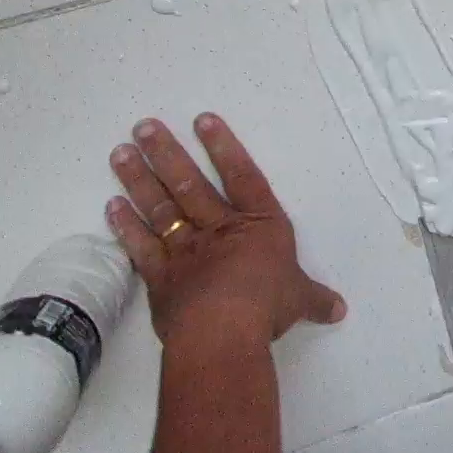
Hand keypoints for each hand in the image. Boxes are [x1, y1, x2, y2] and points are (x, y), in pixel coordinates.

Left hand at [106, 114, 346, 350]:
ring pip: (161, 208)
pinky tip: (113, 205)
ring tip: (120, 153)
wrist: (223, 333)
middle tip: (143, 126)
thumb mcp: (300, 299)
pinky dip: (127, 227)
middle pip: (190, 184)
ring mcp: (187, 250)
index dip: (224, 147)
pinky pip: (142, 247)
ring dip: (139, 180)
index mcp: (258, 224)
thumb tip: (340, 309)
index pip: (242, 176)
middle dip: (166, 153)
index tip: (202, 119)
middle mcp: (220, 228)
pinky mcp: (161, 277)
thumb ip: (315, 298)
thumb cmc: (267, 305)